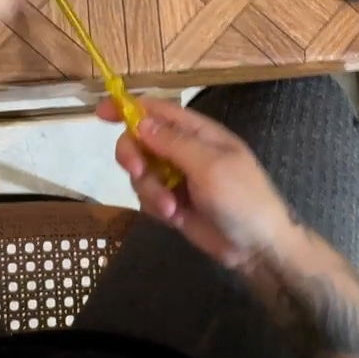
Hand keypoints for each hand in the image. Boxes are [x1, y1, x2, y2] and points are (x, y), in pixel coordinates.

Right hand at [96, 96, 297, 270]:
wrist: (259, 249)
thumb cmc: (243, 199)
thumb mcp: (209, 166)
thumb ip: (173, 143)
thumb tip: (139, 121)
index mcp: (197, 132)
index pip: (156, 111)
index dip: (126, 108)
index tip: (99, 113)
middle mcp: (183, 151)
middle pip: (139, 141)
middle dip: (133, 156)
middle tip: (138, 171)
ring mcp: (176, 178)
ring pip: (139, 172)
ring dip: (149, 190)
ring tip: (171, 209)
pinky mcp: (171, 203)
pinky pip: (146, 196)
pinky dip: (154, 207)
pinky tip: (174, 218)